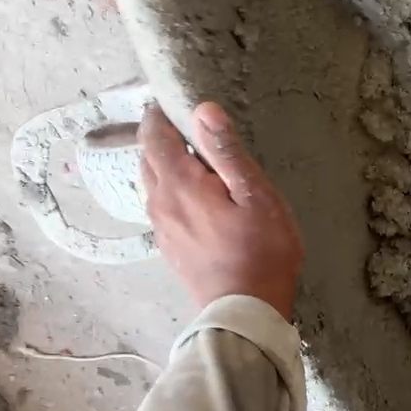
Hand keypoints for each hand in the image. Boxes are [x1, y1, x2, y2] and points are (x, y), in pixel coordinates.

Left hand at [141, 101, 303, 316]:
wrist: (245, 310)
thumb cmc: (261, 250)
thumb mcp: (256, 196)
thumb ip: (227, 153)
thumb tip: (204, 109)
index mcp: (179, 184)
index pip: (155, 135)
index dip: (161, 114)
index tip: (176, 101)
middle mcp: (159, 202)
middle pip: (148, 158)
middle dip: (163, 137)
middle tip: (191, 128)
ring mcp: (161, 227)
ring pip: (153, 183)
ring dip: (167, 165)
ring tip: (198, 162)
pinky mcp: (169, 246)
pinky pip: (163, 206)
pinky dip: (173, 190)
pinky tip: (199, 199)